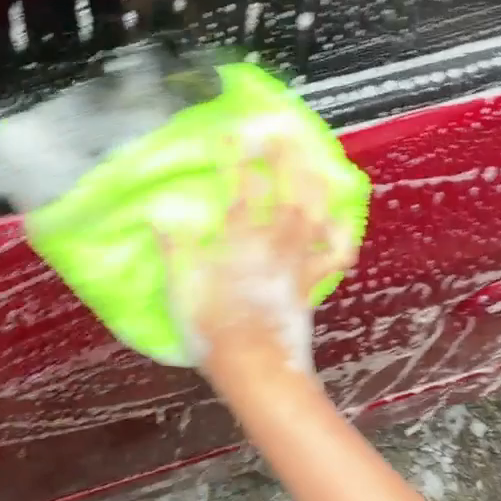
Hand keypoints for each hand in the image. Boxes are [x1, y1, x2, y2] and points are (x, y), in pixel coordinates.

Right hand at [161, 134, 357, 376]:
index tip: (230, 133)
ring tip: (315, 162)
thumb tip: (160, 215)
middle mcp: (274, 245)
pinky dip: (339, 237)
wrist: (255, 368)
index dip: (236, 157)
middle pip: (290, 191)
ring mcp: (297, 263)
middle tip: (283, 132)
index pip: (241, 188)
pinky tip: (339, 223)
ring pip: (316, 215)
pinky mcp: (310, 283)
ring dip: (317, 185)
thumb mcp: (181, 290)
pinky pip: (333, 256)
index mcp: (240, 243)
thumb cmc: (213, 330)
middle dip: (288, 157)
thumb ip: (174, 249)